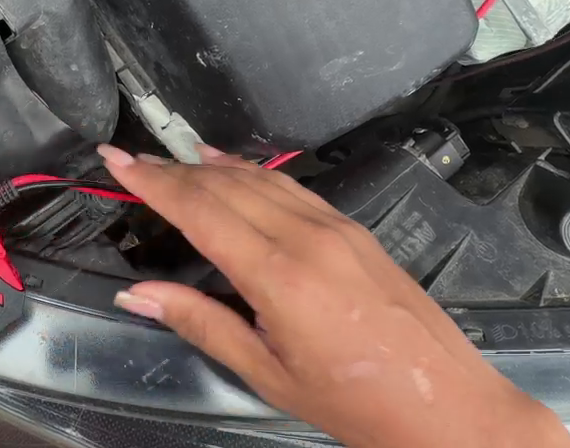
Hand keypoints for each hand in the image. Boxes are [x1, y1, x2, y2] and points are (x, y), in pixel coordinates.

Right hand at [97, 144, 569, 447]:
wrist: (456, 410)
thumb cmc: (355, 404)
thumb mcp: (268, 375)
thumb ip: (200, 322)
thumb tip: (136, 293)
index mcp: (278, 276)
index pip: (198, 210)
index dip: (150, 181)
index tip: (114, 158)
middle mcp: (303, 237)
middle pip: (220, 184)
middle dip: (167, 169)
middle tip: (128, 158)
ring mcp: (331, 225)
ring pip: (251, 177)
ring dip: (202, 165)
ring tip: (163, 159)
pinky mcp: (350, 225)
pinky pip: (284, 184)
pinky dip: (244, 169)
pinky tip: (222, 163)